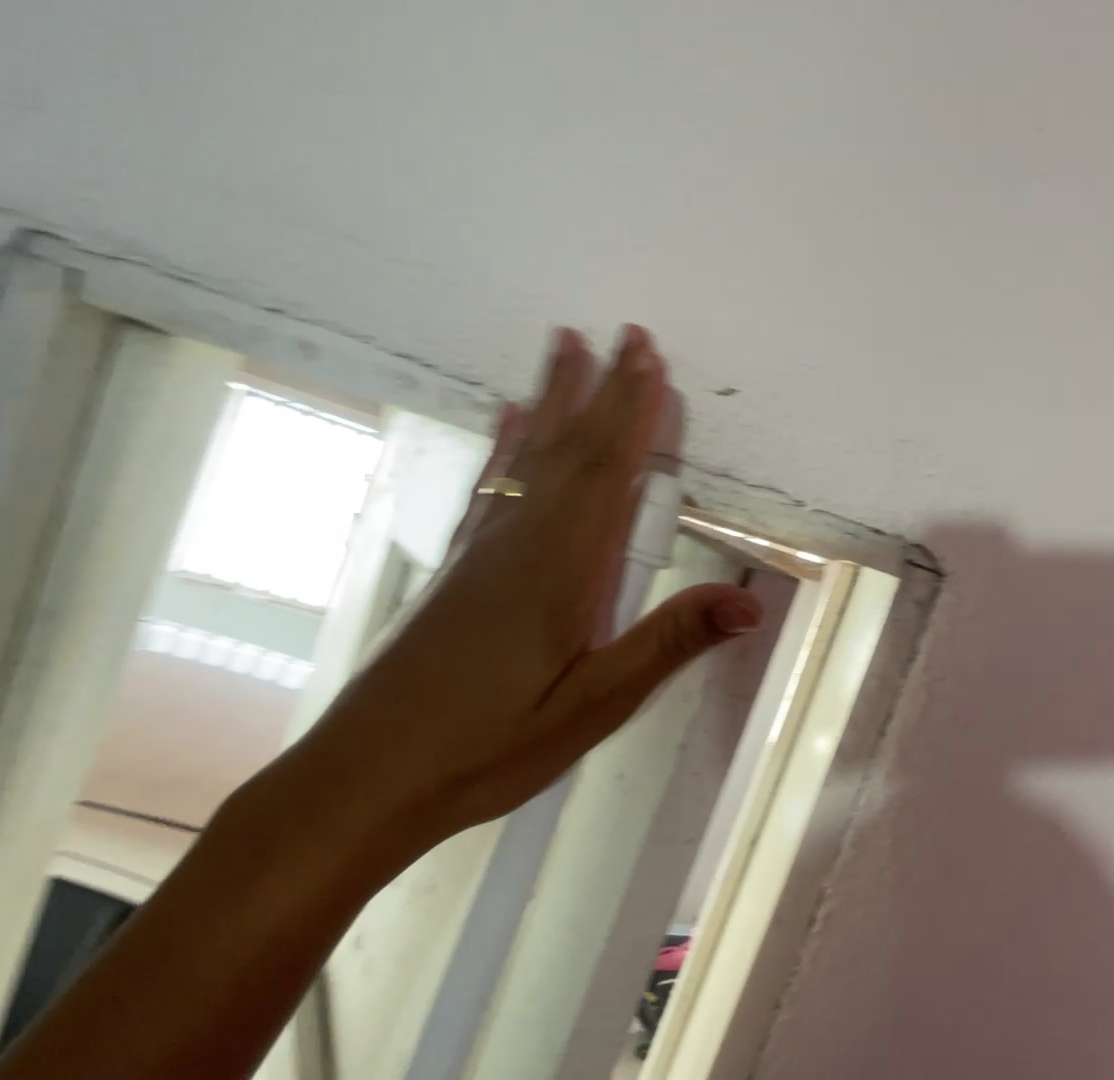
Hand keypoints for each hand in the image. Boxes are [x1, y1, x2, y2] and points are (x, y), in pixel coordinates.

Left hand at [273, 325, 763, 857]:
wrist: (364, 777)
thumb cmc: (487, 746)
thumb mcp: (595, 705)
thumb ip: (668, 644)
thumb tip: (750, 602)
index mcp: (560, 568)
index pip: (605, 474)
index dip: (632, 415)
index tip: (650, 360)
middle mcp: (519, 542)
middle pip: (567, 449)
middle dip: (600, 389)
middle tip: (624, 332)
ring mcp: (482, 551)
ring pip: (526, 456)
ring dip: (552, 398)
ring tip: (562, 345)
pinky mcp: (459, 569)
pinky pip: (491, 485)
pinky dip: (504, 444)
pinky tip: (504, 421)